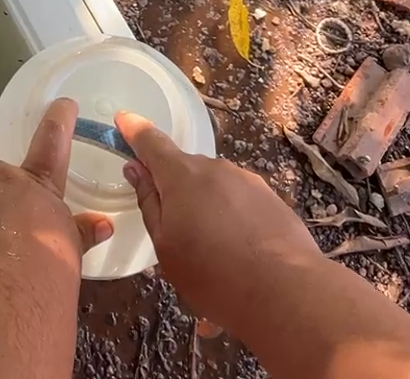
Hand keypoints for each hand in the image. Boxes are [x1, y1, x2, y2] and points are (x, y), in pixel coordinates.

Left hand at [0, 98, 113, 304]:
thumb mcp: (72, 248)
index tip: (63, 104)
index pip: (52, 141)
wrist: (6, 300)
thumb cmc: (49, 268)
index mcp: (37, 183)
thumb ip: (81, 231)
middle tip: (17, 232)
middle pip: (0, 180)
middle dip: (5, 198)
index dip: (58, 121)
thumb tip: (104, 226)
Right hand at [116, 111, 320, 332]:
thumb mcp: (166, 245)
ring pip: (213, 187)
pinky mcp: (269, 197)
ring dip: (206, 208)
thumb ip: (149, 203)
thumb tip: (136, 168)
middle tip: (176, 232)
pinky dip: (231, 219)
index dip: (135, 129)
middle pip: (184, 170)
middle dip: (175, 190)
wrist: (286, 290)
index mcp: (181, 176)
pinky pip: (238, 201)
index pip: (151, 142)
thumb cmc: (213, 273)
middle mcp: (214, 168)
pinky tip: (239, 254)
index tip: (123, 118)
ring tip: (212, 253)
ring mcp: (245, 179)